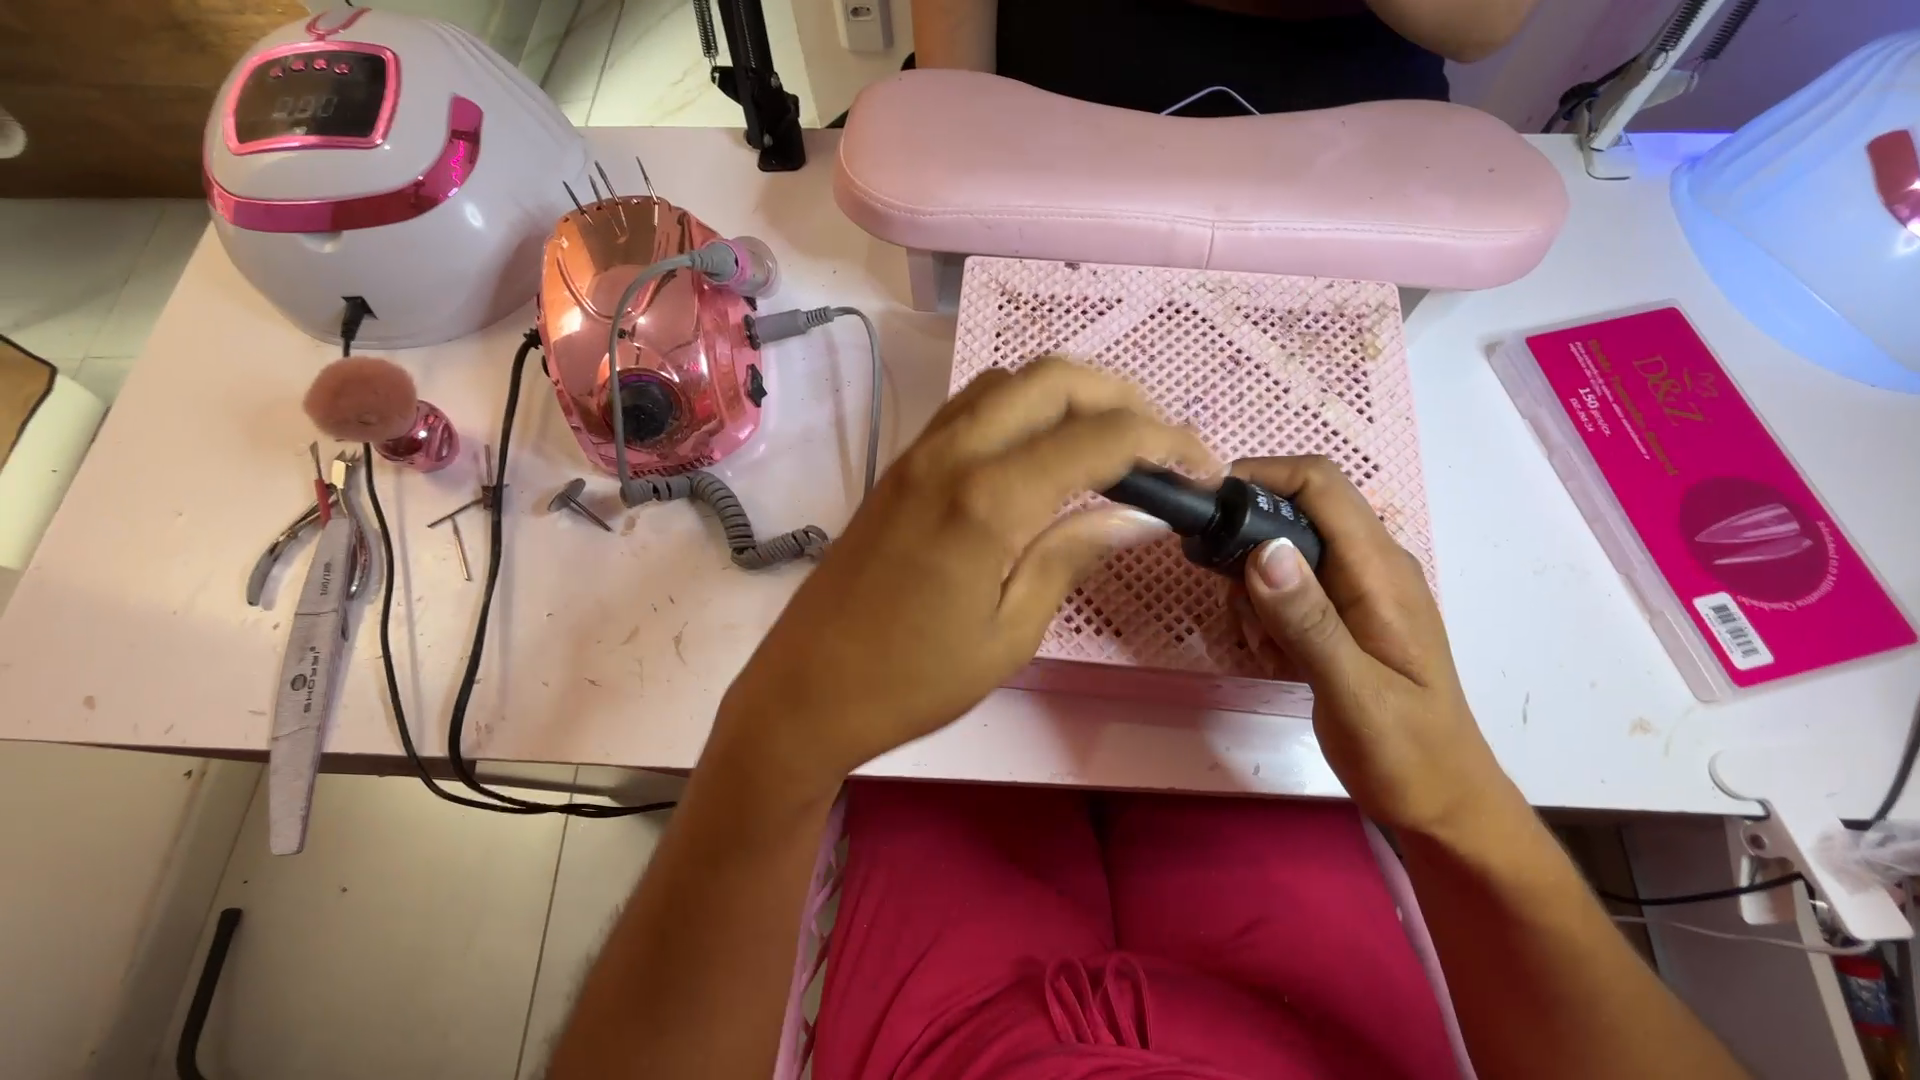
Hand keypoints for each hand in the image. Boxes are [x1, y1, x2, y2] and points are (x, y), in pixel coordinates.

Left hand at [710, 358, 1218, 796]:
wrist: (808, 690)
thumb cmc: (915, 679)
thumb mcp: (1012, 630)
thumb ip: (1073, 553)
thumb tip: (1140, 513)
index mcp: (988, 498)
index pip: (1099, 437)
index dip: (1166, 443)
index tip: (1204, 469)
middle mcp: (954, 452)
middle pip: (1055, 379)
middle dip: (1125, 397)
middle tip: (1165, 444)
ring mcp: (920, 451)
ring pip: (1009, 381)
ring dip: (1071, 393)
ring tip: (1112, 441)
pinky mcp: (902, 464)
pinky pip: (972, 406)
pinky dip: (1023, 407)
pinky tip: (1045, 450)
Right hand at [1234, 456, 1512, 835]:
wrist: (1442, 802)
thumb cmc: (1406, 754)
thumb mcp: (1354, 694)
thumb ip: (1310, 621)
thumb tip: (1264, 550)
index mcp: (1382, 572)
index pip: (1321, 485)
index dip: (1261, 477)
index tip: (1207, 508)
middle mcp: (1372, 567)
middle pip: (1295, 514)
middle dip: (1248, 545)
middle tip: (1228, 602)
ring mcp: (1359, 591)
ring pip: (1283, 554)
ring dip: (1253, 590)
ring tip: (1260, 645)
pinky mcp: (1343, 616)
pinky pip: (1289, 589)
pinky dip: (1265, 612)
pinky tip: (1273, 656)